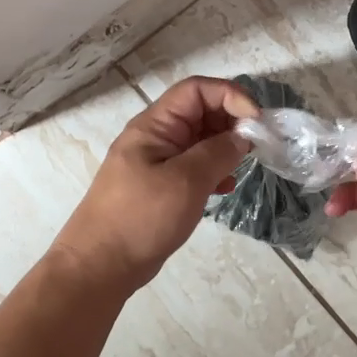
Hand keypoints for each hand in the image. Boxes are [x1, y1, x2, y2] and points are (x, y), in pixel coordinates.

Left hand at [55, 76, 258, 289]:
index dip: (230, 95)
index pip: (197, 89)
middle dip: (231, 120)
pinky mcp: (162, 186)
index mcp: (155, 125)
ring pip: (200, 139)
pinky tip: (226, 188)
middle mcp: (156, 137)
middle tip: (256, 144)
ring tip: (245, 164)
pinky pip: (195, 165)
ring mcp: (158, 162)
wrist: (100, 267)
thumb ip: (218, 153)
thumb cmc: (141, 218)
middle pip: (201, 111)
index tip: (256, 121)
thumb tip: (243, 137)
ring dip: (225, 146)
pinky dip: (215, 170)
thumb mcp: (186, 181)